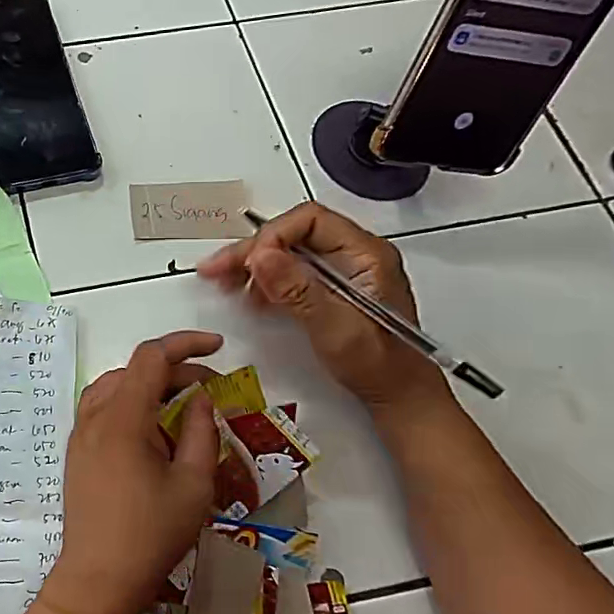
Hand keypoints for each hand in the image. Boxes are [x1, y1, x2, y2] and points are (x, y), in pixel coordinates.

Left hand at [41, 331, 221, 613]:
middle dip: (172, 372)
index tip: (218, 347)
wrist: (99, 575)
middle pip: (130, 372)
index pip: (150, 359)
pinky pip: (101, 412)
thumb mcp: (193, 484)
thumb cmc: (152, 533)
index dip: (185, 344)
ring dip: (147, 387)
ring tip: (182, 408)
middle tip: (210, 393)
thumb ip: (198, 432)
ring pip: (112, 389)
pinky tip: (152, 432)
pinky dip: (128, 406)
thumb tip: (200, 399)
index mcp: (121, 419)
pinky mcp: (76, 453)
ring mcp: (79, 436)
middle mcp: (93, 418)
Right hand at [197, 201, 450, 413]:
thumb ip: (298, 290)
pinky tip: (246, 294)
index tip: (249, 265)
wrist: (398, 393)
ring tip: (223, 282)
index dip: (273, 237)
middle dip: (251, 250)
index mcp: (365, 254)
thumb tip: (259, 256)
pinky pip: (287, 270)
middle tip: (215, 271)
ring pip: (286, 251)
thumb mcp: (335, 328)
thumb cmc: (376, 364)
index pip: (309, 221)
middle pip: (292, 234)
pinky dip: (261, 278)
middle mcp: (352, 255)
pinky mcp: (326, 287)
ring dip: (251, 263)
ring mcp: (339, 270)